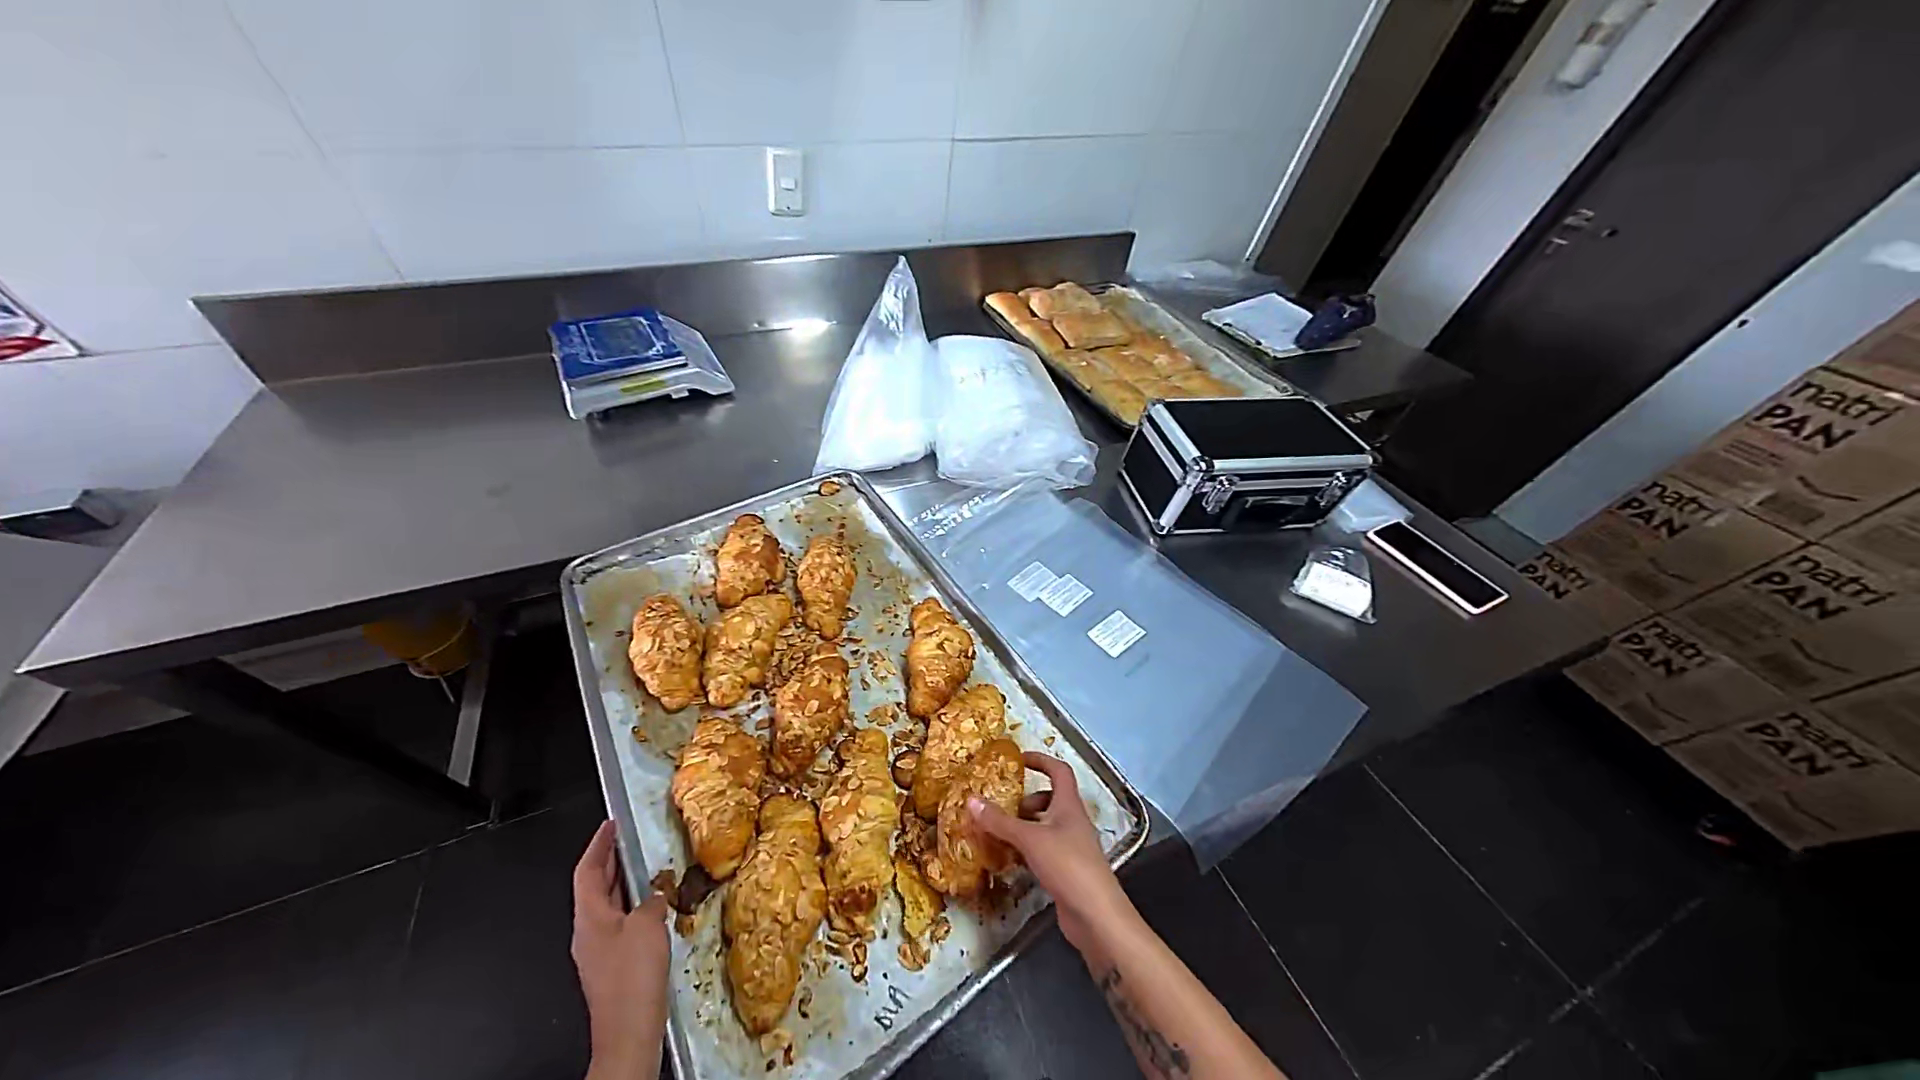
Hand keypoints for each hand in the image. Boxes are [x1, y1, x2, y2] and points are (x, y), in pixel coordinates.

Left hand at [572, 820, 669, 1079]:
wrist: (629, 1032)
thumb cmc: (633, 976)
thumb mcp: (648, 926)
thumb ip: (651, 901)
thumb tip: (654, 896)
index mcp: (589, 918)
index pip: (587, 872)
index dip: (598, 845)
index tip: (609, 825)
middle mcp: (588, 932)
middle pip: (594, 887)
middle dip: (610, 860)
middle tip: (626, 838)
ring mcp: (599, 951)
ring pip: (608, 905)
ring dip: (622, 883)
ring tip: (642, 864)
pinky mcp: (613, 965)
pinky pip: (620, 923)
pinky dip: (632, 906)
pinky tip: (653, 906)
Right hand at [969, 752, 1133, 953]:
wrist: (1096, 915)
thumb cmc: (1069, 866)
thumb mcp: (1030, 839)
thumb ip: (1000, 821)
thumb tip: (972, 800)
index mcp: (1069, 805)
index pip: (1058, 770)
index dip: (1040, 761)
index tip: (1018, 760)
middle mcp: (1072, 821)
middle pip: (1049, 800)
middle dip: (1025, 800)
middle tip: (1002, 806)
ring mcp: (1071, 847)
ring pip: (1044, 826)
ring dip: (1023, 826)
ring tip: (999, 832)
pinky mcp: (1066, 870)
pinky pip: (1042, 850)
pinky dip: (1026, 850)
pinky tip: (1009, 859)